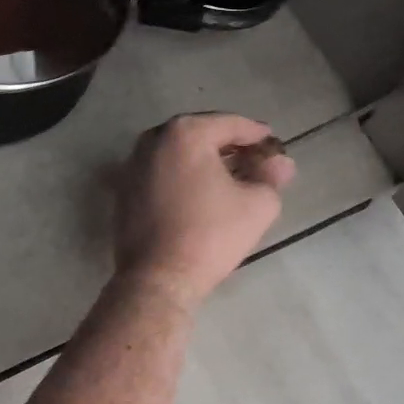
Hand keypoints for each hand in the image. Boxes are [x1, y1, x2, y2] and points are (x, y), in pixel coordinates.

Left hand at [114, 114, 296, 305]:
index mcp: (185, 133)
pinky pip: (160, 176)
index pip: (232, 124)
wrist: (158, 278)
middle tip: (253, 162)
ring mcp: (132, 166)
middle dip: (229, 147)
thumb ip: (272, 177)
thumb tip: (280, 163)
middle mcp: (152, 140)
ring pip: (177, 156)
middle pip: (201, 136)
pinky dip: (181, 180)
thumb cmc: (210, 237)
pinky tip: (198, 198)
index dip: (258, 135)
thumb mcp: (258, 205)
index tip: (274, 147)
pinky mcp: (123, 193)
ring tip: (229, 180)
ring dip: (203, 164)